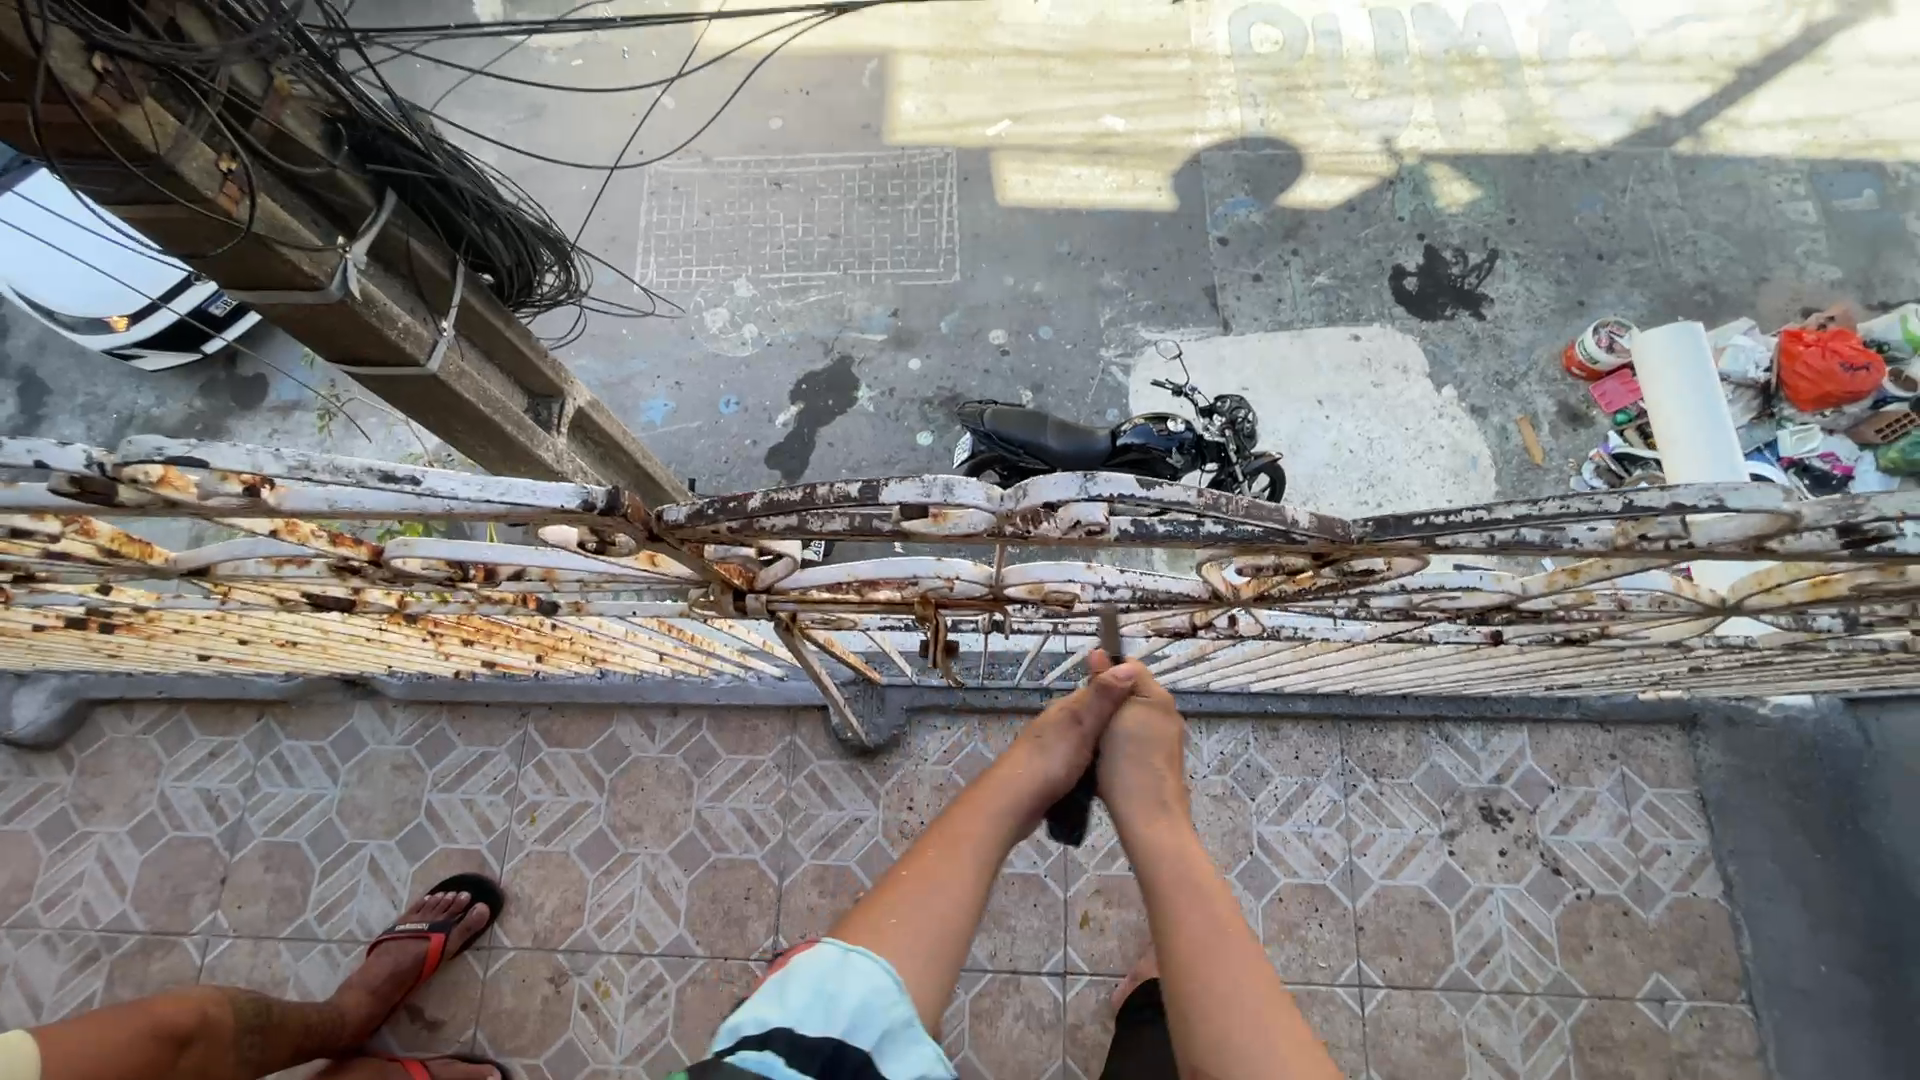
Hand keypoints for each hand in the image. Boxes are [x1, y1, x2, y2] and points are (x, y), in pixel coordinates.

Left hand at [991, 655, 1137, 824]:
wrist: (1015, 799)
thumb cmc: (1051, 759)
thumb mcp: (1081, 724)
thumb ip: (1103, 697)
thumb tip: (1128, 665)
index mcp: (1066, 707)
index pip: (1099, 690)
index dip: (1121, 694)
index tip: (1147, 706)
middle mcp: (1059, 721)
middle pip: (1093, 716)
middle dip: (1115, 723)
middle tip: (1144, 737)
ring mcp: (1054, 746)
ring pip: (1087, 739)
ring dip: (1104, 745)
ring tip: (1130, 756)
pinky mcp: (1053, 769)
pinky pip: (1080, 759)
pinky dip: (1094, 763)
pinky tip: (1106, 775)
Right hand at [1088, 650, 1189, 833]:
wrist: (1149, 817)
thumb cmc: (1127, 761)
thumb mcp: (1111, 715)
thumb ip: (1106, 683)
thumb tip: (1099, 652)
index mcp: (1157, 697)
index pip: (1130, 667)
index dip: (1105, 671)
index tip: (1083, 687)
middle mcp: (1166, 714)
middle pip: (1129, 694)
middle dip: (1106, 700)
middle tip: (1084, 716)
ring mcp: (1165, 740)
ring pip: (1130, 719)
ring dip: (1110, 724)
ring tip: (1090, 738)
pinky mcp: (1160, 761)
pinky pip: (1134, 740)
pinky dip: (1118, 743)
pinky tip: (1103, 759)